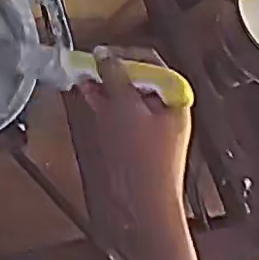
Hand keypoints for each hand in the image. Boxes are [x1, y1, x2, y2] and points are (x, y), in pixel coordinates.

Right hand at [79, 51, 192, 219]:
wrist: (144, 206)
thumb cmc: (143, 158)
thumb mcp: (125, 106)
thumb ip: (114, 75)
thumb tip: (104, 55)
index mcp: (175, 97)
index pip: (151, 61)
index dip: (125, 54)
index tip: (103, 53)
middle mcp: (165, 109)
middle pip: (137, 77)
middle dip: (111, 69)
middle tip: (90, 63)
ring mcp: (150, 126)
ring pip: (125, 94)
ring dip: (104, 84)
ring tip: (84, 76)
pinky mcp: (136, 140)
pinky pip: (119, 112)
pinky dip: (103, 102)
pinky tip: (87, 93)